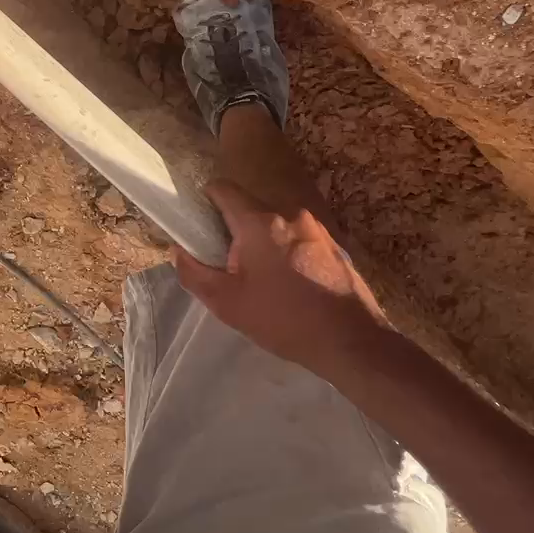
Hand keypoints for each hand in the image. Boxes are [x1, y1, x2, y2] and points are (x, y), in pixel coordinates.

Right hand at [174, 180, 389, 375]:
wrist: (355, 344)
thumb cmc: (284, 319)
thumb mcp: (226, 302)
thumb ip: (193, 272)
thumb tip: (179, 252)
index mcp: (259, 222)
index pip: (222, 188)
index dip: (205, 201)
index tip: (200, 226)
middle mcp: (289, 215)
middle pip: (249, 206)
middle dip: (234, 228)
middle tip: (229, 261)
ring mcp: (317, 229)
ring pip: (274, 223)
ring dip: (262, 240)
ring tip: (262, 277)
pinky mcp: (336, 246)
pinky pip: (298, 237)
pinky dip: (286, 251)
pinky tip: (291, 285)